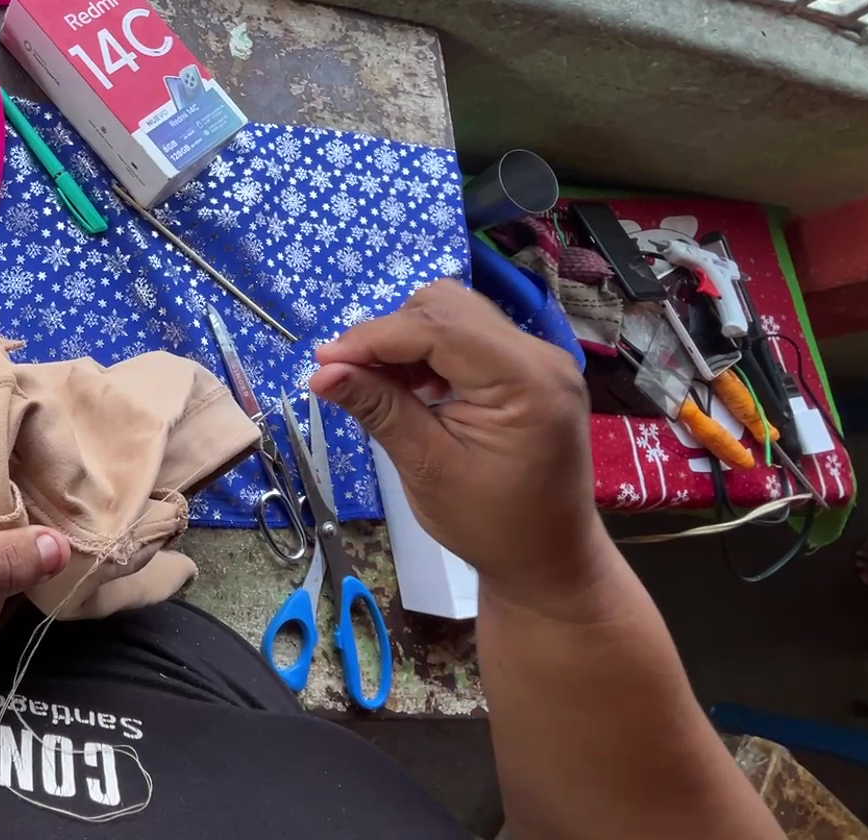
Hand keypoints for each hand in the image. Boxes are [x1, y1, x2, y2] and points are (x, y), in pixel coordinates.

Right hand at [309, 280, 612, 614]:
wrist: (546, 559)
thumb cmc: (490, 524)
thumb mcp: (425, 466)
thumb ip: (377, 407)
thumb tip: (321, 371)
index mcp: (526, 381)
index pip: (438, 328)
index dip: (373, 337)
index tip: (323, 362)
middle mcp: (537, 355)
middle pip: (444, 307)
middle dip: (387, 333)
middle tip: (348, 374)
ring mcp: (533, 358)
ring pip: (449, 312)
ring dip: (402, 339)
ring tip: (378, 382)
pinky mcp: (521, 368)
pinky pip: (460, 334)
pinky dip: (421, 350)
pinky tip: (407, 385)